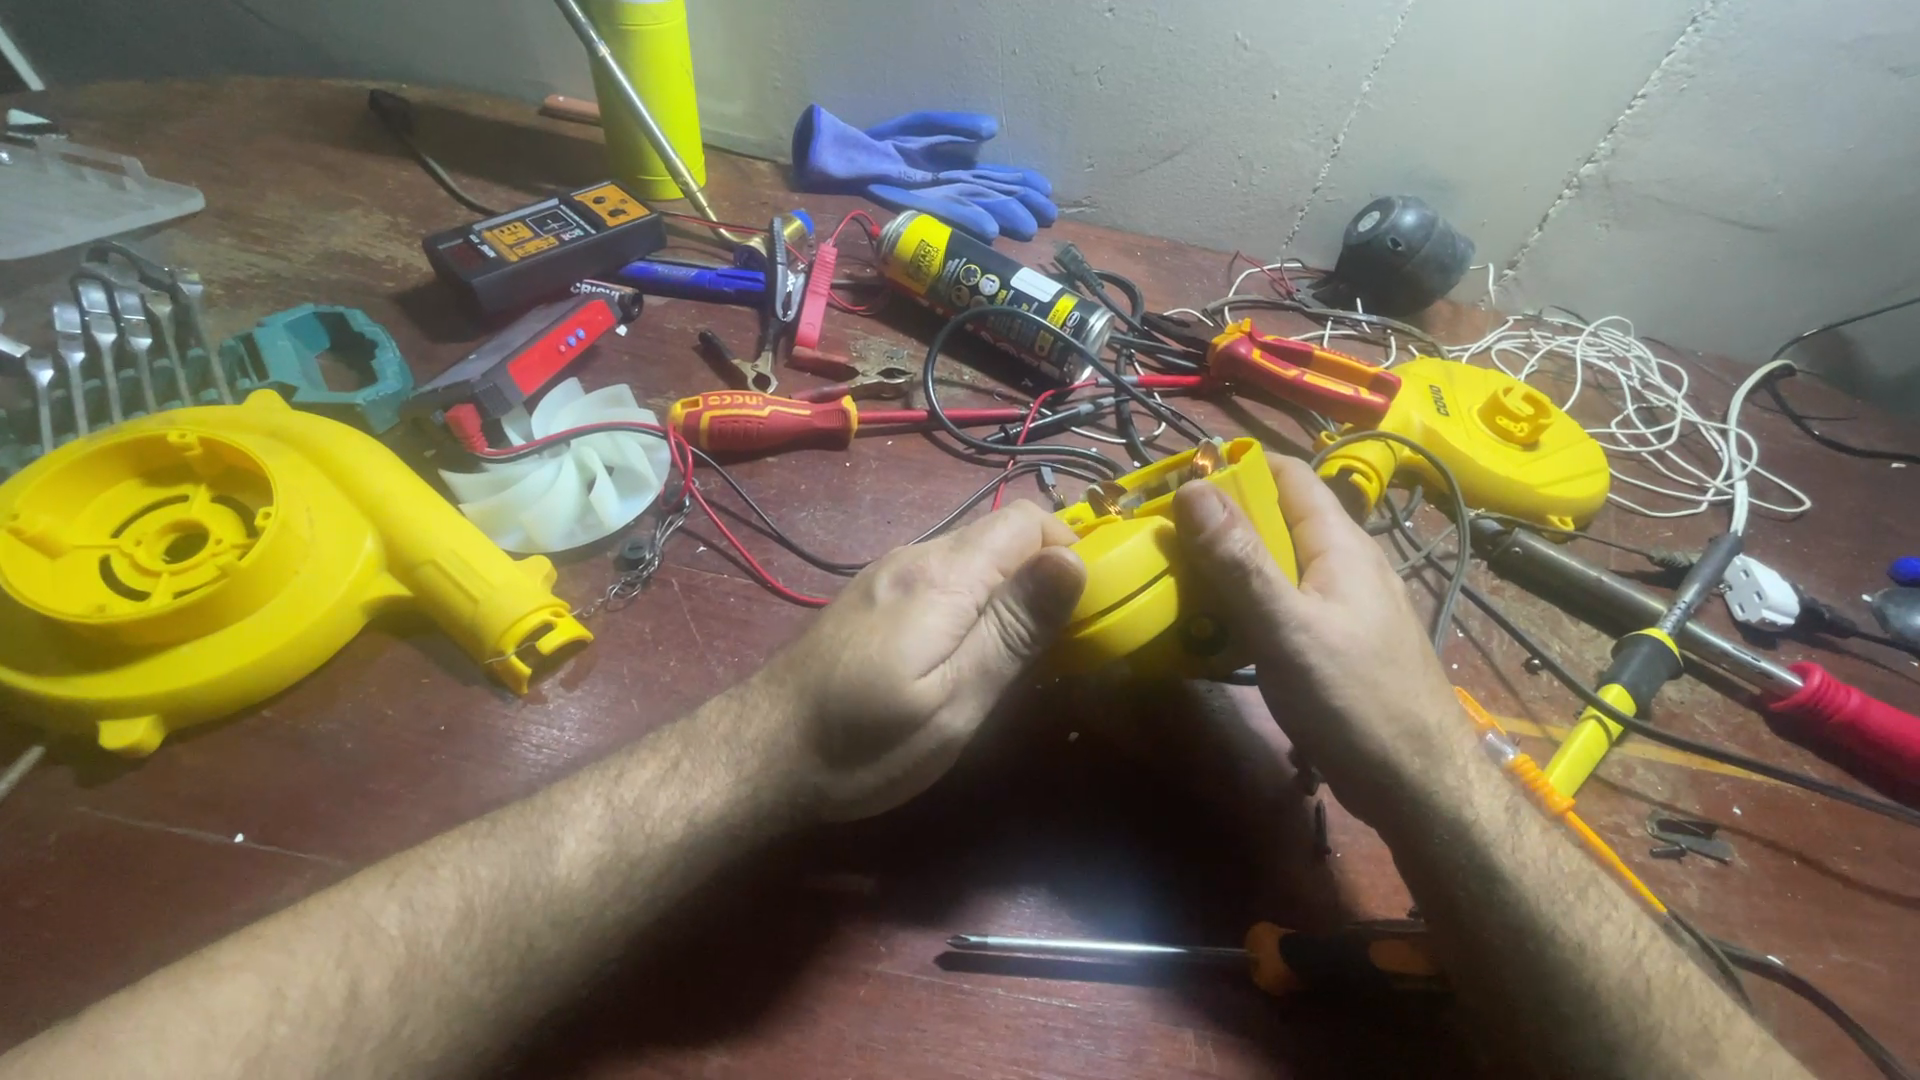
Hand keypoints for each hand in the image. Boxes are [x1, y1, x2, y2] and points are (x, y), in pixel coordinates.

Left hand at [763, 501, 1085, 820]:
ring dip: (1005, 589)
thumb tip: (1072, 560)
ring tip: (1011, 652)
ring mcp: (887, 574)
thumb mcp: (955, 699)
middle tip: (1052, 642)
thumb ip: (1013, 628)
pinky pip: (940, 577)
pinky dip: (970, 599)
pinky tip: (961, 650)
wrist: (762, 752)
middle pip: (999, 534)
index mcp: (942, 575)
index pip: (1026, 519)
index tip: (1082, 608)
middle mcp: (914, 557)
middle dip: (1039, 572)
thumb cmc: (866, 741)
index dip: (1067, 549)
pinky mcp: (872, 596)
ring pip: (970, 555)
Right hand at [1171, 454, 1463, 826]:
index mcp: (1339, 543)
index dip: (1234, 466)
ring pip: (1274, 566)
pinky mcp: (1332, 641)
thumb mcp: (1287, 628)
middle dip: (1218, 522)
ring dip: (1225, 567)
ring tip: (1171, 580)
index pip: (1287, 474)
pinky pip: (1279, 605)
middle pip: (1275, 520)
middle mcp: (1343, 563)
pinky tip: (1212, 629)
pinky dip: (1242, 605)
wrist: (1418, 785)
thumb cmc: (1355, 699)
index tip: (1174, 480)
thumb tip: (1192, 490)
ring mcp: (1340, 604)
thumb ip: (1239, 562)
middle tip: (1158, 539)